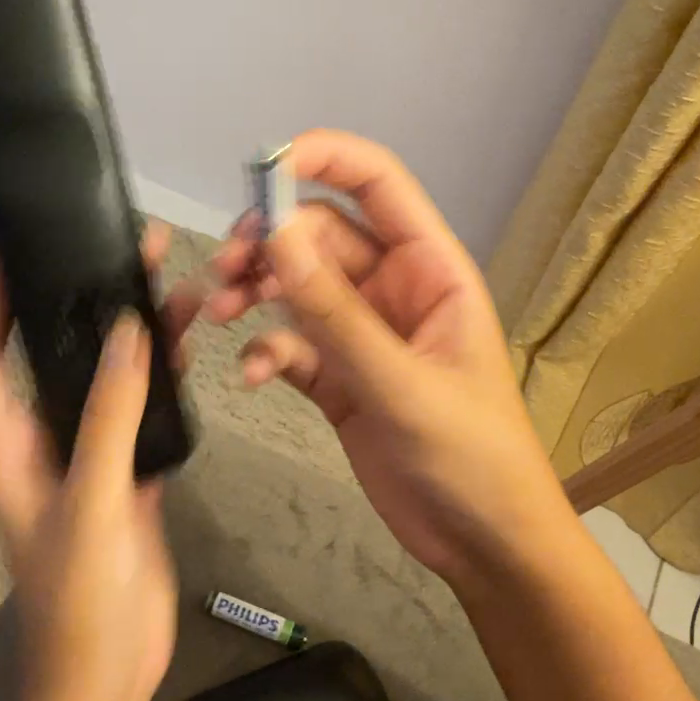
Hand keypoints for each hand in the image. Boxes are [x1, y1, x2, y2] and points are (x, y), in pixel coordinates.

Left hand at [0, 228, 199, 700]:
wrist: (107, 673)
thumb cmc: (78, 595)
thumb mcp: (90, 499)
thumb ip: (106, 414)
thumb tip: (123, 329)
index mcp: (5, 444)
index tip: (19, 248)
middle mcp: (40, 443)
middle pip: (55, 356)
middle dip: (85, 302)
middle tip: (130, 249)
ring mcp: (87, 462)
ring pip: (106, 384)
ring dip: (134, 341)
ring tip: (175, 289)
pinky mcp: (127, 482)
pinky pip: (141, 420)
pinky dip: (162, 388)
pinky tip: (188, 356)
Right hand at [203, 130, 555, 586]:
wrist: (482, 541)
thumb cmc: (469, 457)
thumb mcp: (401, 384)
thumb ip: (336, 314)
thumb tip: (276, 235)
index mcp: (430, 270)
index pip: (377, 186)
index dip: (322, 159)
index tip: (259, 169)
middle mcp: (392, 292)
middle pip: (318, 239)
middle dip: (268, 245)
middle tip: (223, 268)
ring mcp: (362, 338)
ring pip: (296, 291)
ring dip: (256, 294)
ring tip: (218, 314)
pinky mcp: (338, 382)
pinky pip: (290, 348)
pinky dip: (265, 354)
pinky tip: (251, 377)